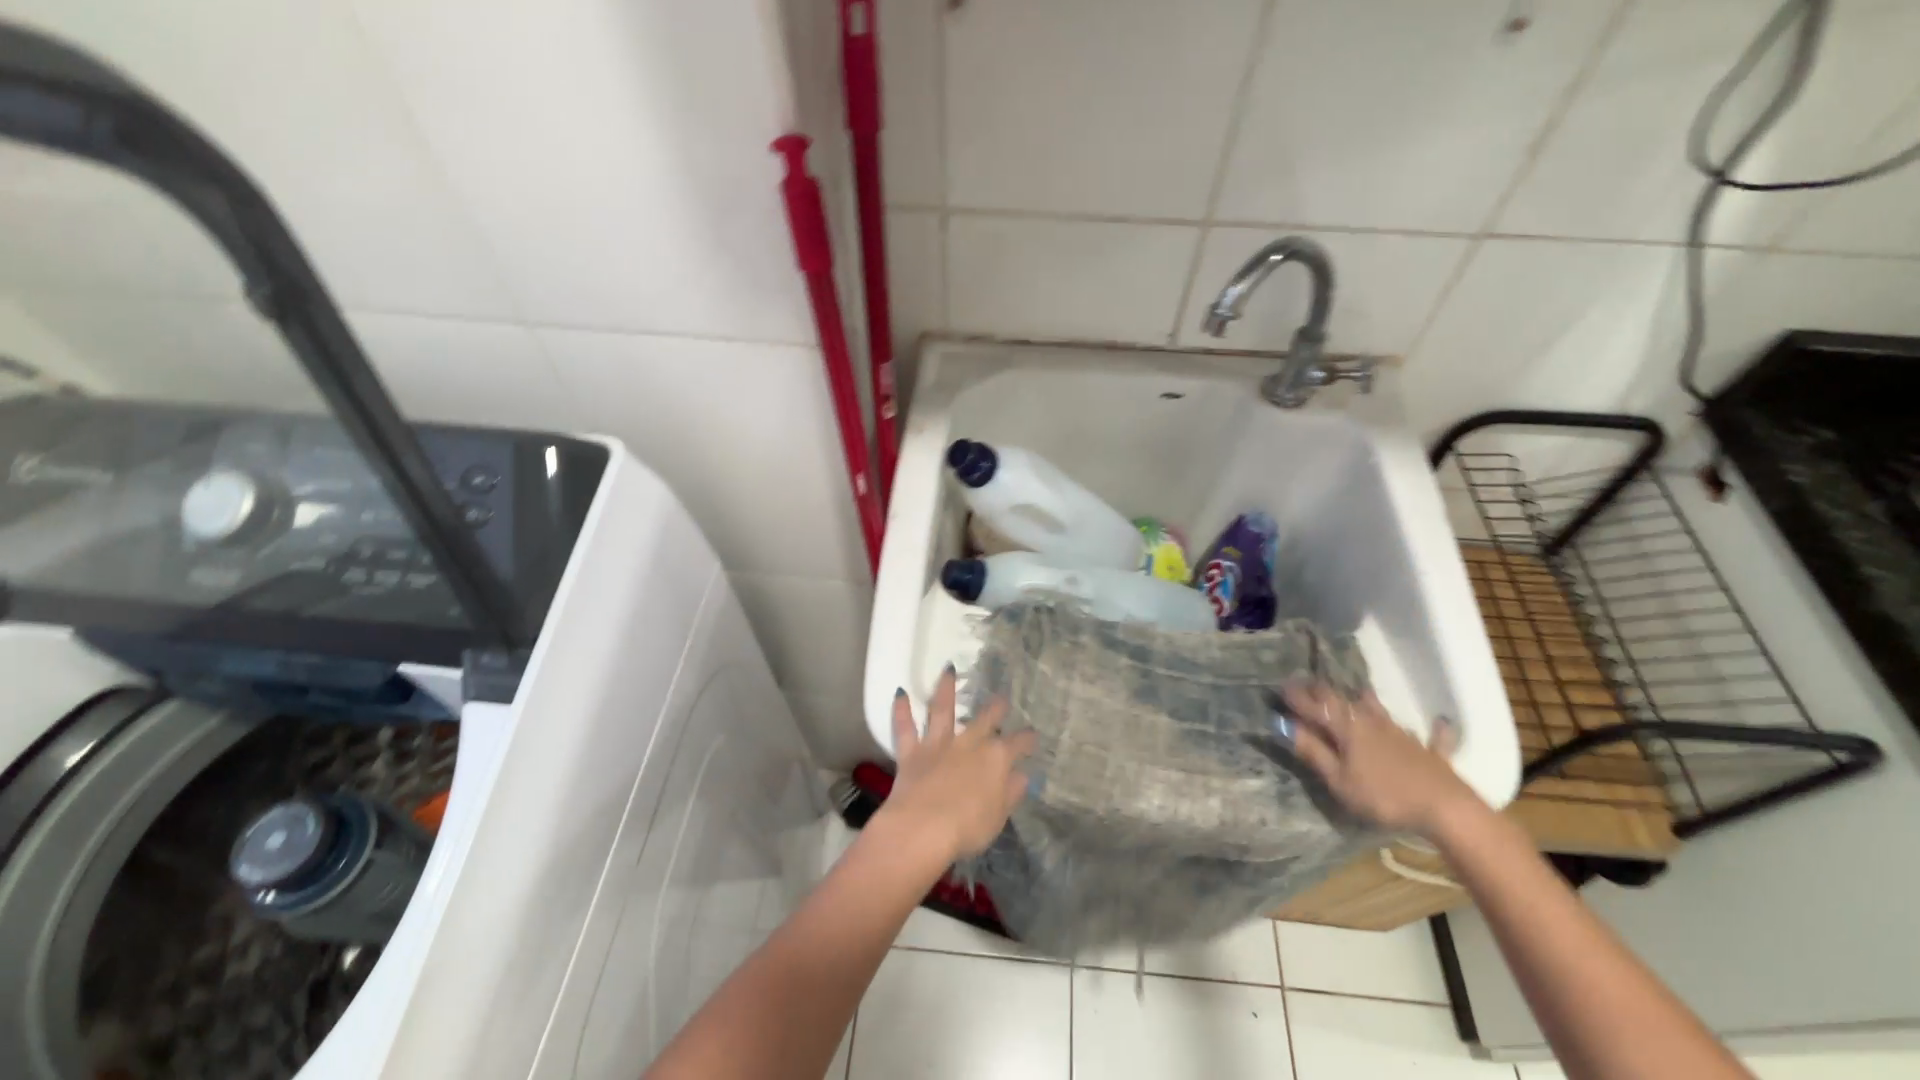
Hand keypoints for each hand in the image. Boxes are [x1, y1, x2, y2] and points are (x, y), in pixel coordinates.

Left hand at [878, 668, 1036, 864]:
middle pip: (985, 719)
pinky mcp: (911, 752)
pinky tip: (899, 693)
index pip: (1018, 744)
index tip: (1032, 737)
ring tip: (948, 669)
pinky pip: (905, 727)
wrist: (922, 829)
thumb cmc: (967, 828)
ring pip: (942, 710)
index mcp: (996, 759)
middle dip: (995, 708)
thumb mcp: (999, 816)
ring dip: (945, 689)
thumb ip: (1010, 793)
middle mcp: (969, 744)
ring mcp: (938, 745)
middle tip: (1001, 698)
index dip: (1027, 740)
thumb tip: (1021, 776)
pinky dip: (901, 710)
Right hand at [1283, 683, 1479, 835]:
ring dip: (1366, 700)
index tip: (1282, 686)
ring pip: (1380, 711)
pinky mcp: (1428, 751)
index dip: (1298, 698)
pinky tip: (1442, 721)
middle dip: (1325, 693)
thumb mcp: (1339, 780)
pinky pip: (1432, 736)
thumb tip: (1287, 726)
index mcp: (1348, 730)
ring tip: (1359, 690)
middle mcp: (1373, 724)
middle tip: (1310, 684)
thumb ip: (1314, 752)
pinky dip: (1434, 728)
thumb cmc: (1383, 796)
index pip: (1317, 708)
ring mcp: (1403, 735)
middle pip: (1346, 703)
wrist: (1443, 806)